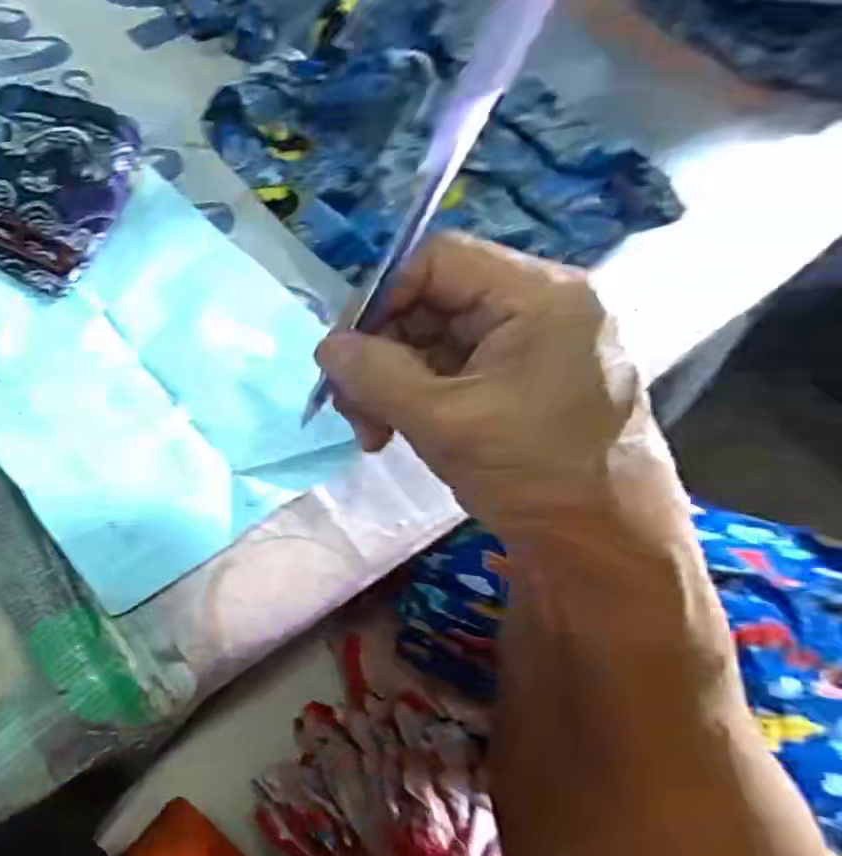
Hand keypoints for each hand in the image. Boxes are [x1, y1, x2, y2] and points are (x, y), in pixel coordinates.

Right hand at [313, 232, 642, 533]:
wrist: (595, 529)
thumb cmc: (528, 467)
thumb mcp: (438, 418)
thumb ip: (374, 374)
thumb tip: (326, 345)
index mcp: (537, 297)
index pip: (436, 260)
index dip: (379, 299)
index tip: (345, 354)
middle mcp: (532, 305)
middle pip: (421, 301)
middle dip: (374, 354)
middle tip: (350, 408)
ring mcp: (520, 340)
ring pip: (419, 338)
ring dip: (380, 383)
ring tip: (371, 430)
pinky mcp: (507, 372)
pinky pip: (435, 366)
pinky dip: (401, 396)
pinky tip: (388, 432)